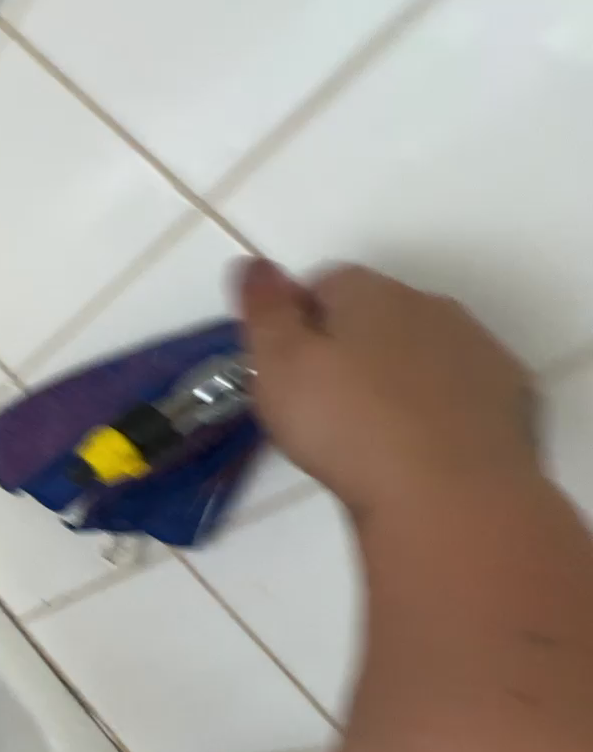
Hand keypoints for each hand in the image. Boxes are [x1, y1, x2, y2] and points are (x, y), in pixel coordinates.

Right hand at [236, 259, 539, 519]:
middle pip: (370, 311)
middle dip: (336, 340)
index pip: (323, 280)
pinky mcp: (501, 393)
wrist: (444, 489)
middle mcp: (431, 308)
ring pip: (410, 345)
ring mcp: (475, 349)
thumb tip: (250, 262)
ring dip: (378, 368)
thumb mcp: (277, 364)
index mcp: (372, 296)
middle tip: (303, 393)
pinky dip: (418, 398)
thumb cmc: (340, 421)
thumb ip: (263, 310)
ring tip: (348, 420)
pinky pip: (445, 381)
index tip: (272, 360)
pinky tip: (395, 436)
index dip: (290, 316)